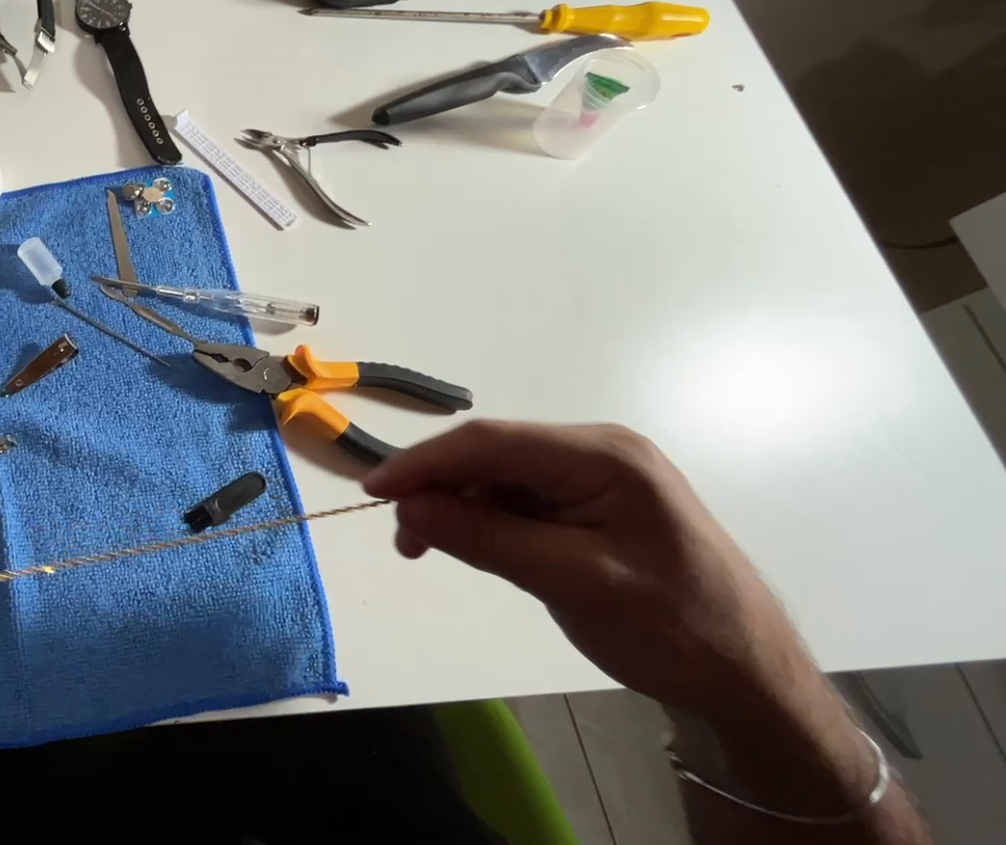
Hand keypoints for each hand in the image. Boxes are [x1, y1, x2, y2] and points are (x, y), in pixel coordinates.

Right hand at [363, 421, 928, 837]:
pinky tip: (466, 543)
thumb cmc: (673, 629)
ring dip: (457, 506)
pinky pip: (518, 498)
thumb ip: (484, 536)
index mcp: (604, 456)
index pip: (490, 442)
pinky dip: (483, 519)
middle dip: (438, 487)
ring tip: (426, 546)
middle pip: (491, 455)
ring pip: (498, 477)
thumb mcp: (571, 582)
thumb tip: (408, 506)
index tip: (373, 490)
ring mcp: (595, 476)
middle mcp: (597, 451)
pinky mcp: (590, 503)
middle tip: (404, 536)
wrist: (752, 682)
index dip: (424, 462)